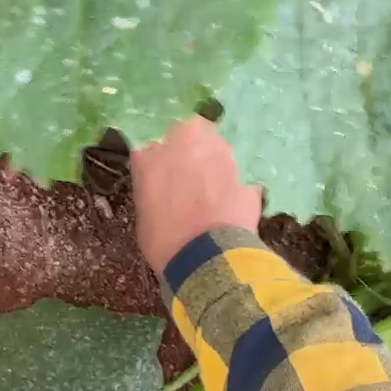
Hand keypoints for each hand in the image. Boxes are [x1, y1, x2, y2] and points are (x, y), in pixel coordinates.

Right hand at [129, 116, 263, 272]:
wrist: (208, 257)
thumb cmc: (165, 243)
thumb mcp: (145, 216)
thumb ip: (150, 187)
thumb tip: (158, 183)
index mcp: (151, 156)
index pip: (150, 147)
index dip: (157, 163)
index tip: (159, 178)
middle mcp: (186, 141)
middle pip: (188, 133)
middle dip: (188, 149)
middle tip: (188, 178)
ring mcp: (220, 150)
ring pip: (215, 145)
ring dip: (213, 162)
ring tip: (211, 193)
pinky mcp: (246, 166)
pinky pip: (236, 170)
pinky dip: (234, 182)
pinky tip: (229, 205)